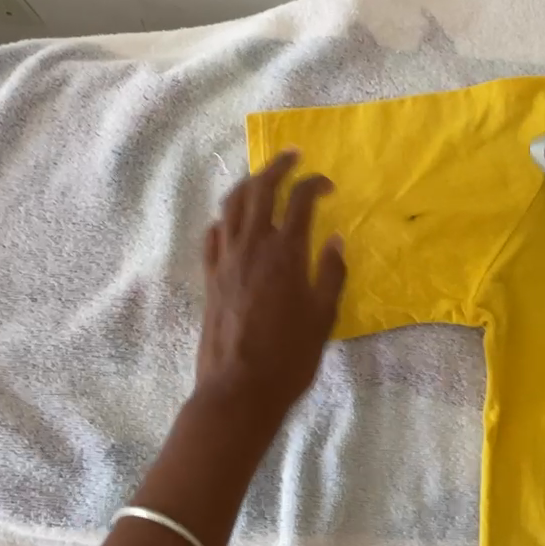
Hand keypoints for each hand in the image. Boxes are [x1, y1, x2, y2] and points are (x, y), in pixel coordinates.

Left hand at [194, 150, 346, 424]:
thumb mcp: (323, 316)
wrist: (238, 390)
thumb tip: (335, 239)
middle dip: (277, 166)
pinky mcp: (210, 277)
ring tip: (262, 179)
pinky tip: (233, 222)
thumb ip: (330, 273)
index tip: (327, 184)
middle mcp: (252, 246)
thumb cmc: (289, 357)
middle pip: (260, 190)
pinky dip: (225, 219)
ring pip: (232, 206)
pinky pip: (213, 235)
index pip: (299, 200)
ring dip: (248, 185)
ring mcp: (226, 260)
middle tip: (292, 155)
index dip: (314, 184)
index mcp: (285, 253)